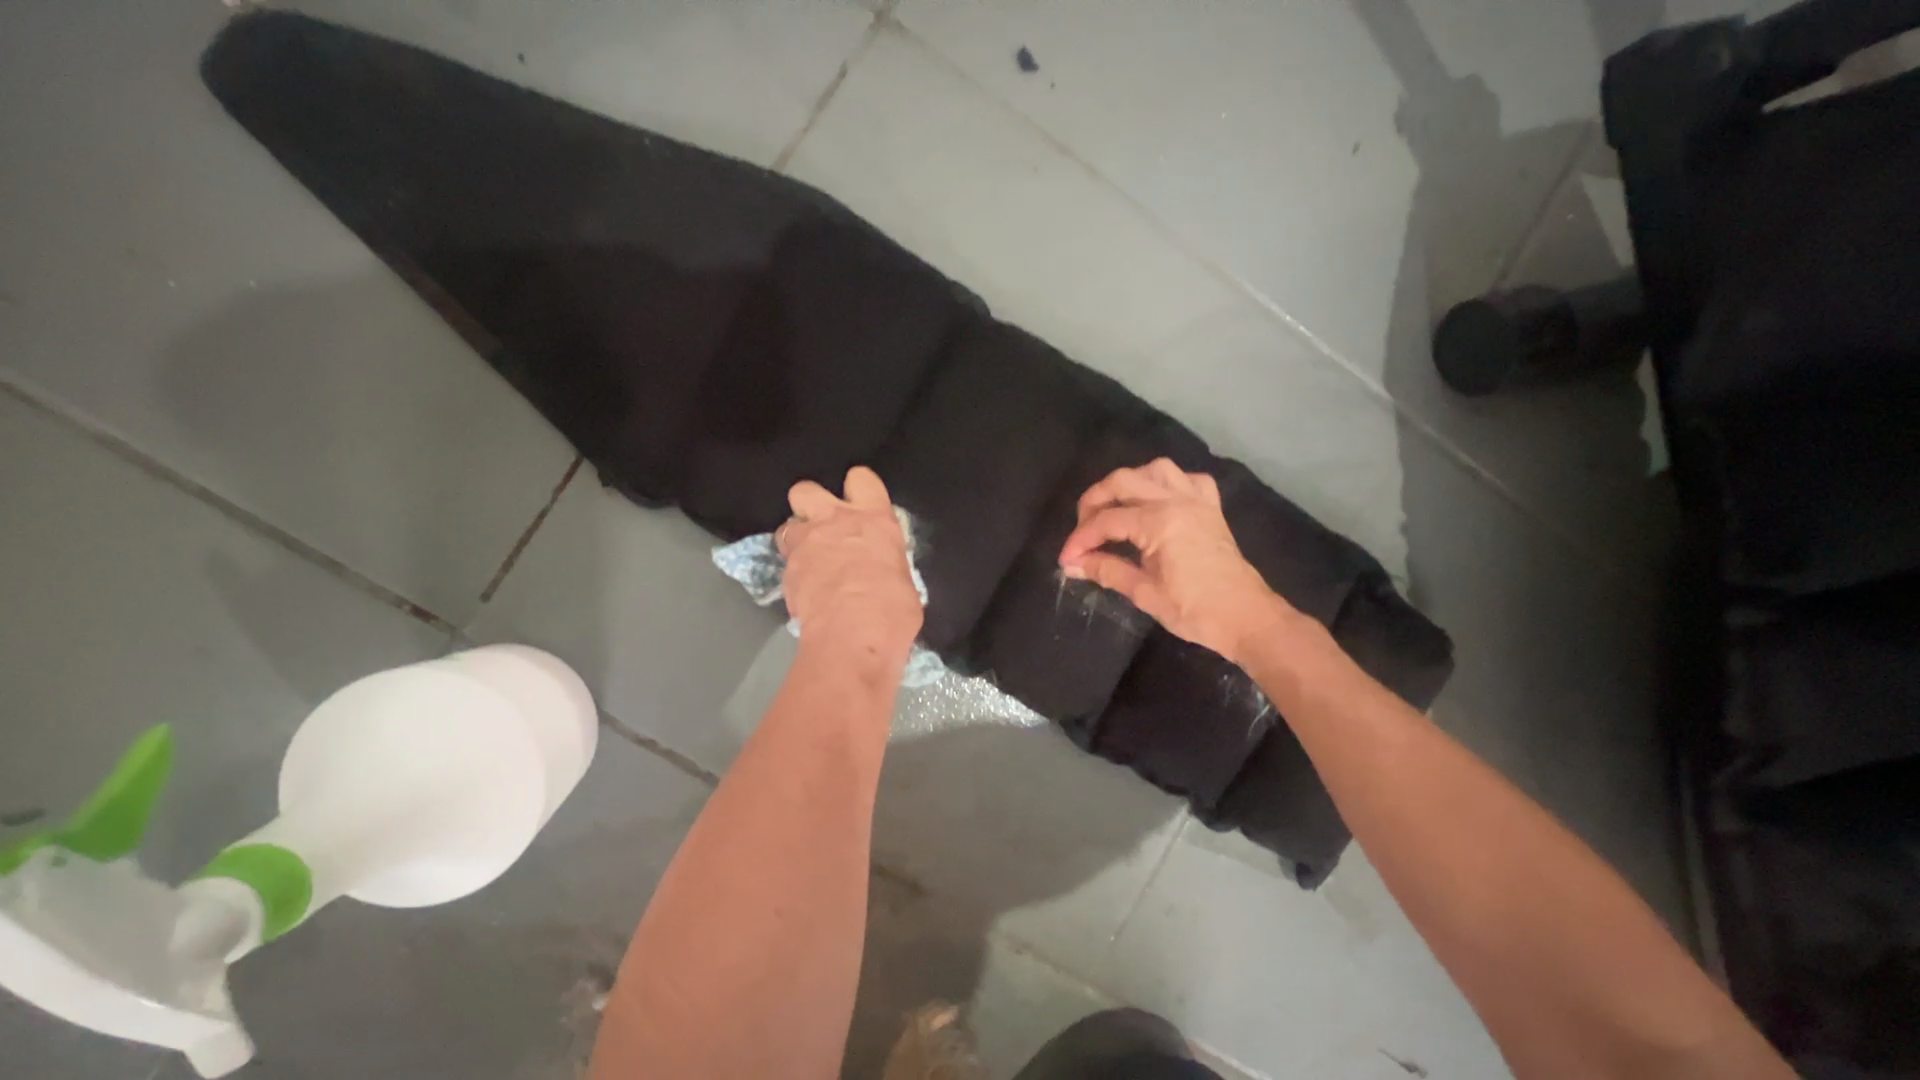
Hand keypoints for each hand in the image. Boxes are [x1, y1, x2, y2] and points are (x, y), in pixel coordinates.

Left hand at [777, 466, 922, 655]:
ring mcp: (806, 544)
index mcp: (874, 519)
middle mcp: (836, 521)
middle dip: (810, 505)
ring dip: (796, 539)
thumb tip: (883, 572)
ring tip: (808, 560)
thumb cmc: (892, 611)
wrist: (853, 637)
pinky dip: (793, 572)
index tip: (859, 507)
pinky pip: (785, 562)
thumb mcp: (903, 580)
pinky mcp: (787, 571)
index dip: (857, 490)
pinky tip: (805, 590)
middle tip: (822, 527)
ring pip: (787, 524)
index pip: (862, 479)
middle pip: (806, 489)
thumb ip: (886, 563)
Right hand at [1059, 459, 1292, 663]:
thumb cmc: (1194, 611)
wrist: (1246, 617)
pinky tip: (1158, 501)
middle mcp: (1177, 501)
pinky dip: (1168, 484)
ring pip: (1155, 470)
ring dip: (1129, 483)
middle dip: (1094, 501)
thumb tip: (1074, 564)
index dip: (1080, 539)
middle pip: (1123, 482)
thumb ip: (1107, 571)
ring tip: (1116, 508)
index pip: (1106, 521)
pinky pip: (1188, 480)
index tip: (1066, 559)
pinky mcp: (1211, 508)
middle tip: (1082, 529)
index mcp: (1159, 522)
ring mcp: (1197, 501)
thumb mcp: (1144, 593)